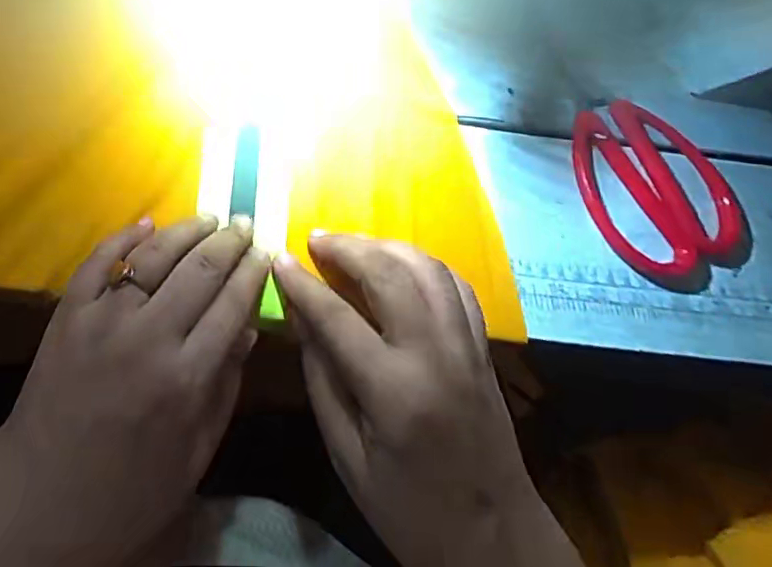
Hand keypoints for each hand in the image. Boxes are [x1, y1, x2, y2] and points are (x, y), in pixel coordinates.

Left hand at [0, 214, 269, 566]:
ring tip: (209, 219)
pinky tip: (147, 223)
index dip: (254, 271)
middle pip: (201, 270)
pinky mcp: (66, 316)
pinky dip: (123, 237)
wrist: (32, 510)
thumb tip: (249, 326)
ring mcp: (102, 322)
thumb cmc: (127, 492)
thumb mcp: (196, 453)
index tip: (266, 252)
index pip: (233, 303)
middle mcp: (148, 339)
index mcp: (185, 378)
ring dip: (187, 230)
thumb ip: (227, 385)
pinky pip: (98, 262)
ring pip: (154, 256)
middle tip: (245, 225)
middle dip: (230, 242)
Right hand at [274, 234, 582, 566]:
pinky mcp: (481, 341)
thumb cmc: (408, 507)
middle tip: (316, 238)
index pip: (338, 317)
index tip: (279, 258)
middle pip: (388, 274)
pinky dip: (423, 263)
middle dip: (348, 248)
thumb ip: (322, 380)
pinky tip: (401, 263)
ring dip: (386, 246)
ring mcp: (464, 340)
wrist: (493, 531)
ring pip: (425, 267)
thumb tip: (300, 317)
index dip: (303, 284)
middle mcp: (434, 351)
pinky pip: (453, 282)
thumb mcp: (348, 457)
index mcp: (394, 389)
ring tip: (353, 245)